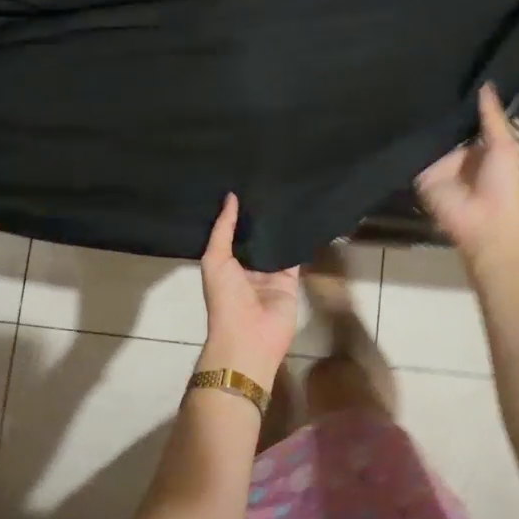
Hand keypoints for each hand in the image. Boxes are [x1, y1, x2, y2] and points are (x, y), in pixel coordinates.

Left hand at [197, 193, 299, 386]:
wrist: (249, 336)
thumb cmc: (225, 298)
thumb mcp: (215, 259)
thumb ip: (224, 229)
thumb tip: (231, 196)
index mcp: (226, 263)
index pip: (233, 233)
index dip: (237, 213)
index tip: (243, 184)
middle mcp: (248, 267)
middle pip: (256, 237)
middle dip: (260, 217)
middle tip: (269, 182)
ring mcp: (270, 274)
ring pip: (276, 244)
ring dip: (279, 226)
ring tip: (286, 191)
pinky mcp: (290, 280)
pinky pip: (295, 256)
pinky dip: (298, 240)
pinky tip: (302, 216)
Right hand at [415, 84, 518, 263]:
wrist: (486, 225)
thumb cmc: (504, 186)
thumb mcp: (505, 145)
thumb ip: (492, 117)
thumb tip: (485, 83)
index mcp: (477, 145)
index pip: (463, 117)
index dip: (456, 100)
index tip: (444, 71)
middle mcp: (454, 152)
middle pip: (441, 126)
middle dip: (434, 108)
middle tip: (418, 74)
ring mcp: (435, 163)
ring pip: (425, 137)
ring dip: (418, 121)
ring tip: (403, 87)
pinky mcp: (419, 173)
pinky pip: (411, 153)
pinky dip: (406, 140)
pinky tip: (396, 115)